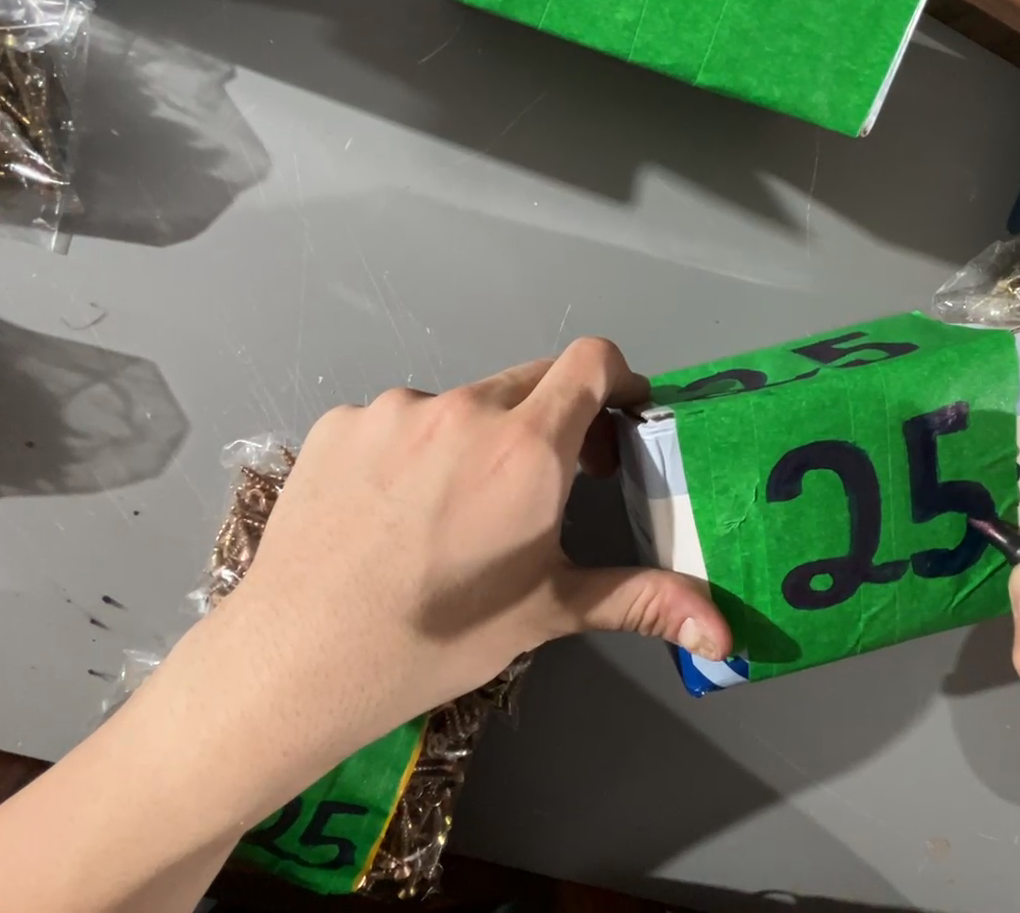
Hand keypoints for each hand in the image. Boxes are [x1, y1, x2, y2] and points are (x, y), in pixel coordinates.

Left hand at [167, 338, 731, 813]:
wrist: (293, 661)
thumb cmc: (438, 638)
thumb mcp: (547, 611)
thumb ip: (642, 601)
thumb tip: (726, 635)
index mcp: (525, 447)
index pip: (590, 360)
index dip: (616, 377)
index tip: (618, 419)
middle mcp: (462, 408)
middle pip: (533, 379)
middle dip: (556, 418)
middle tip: (550, 480)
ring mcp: (393, 409)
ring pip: (464, 403)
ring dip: (482, 436)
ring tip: (457, 509)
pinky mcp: (340, 421)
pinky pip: (401, 418)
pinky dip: (418, 447)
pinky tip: (394, 509)